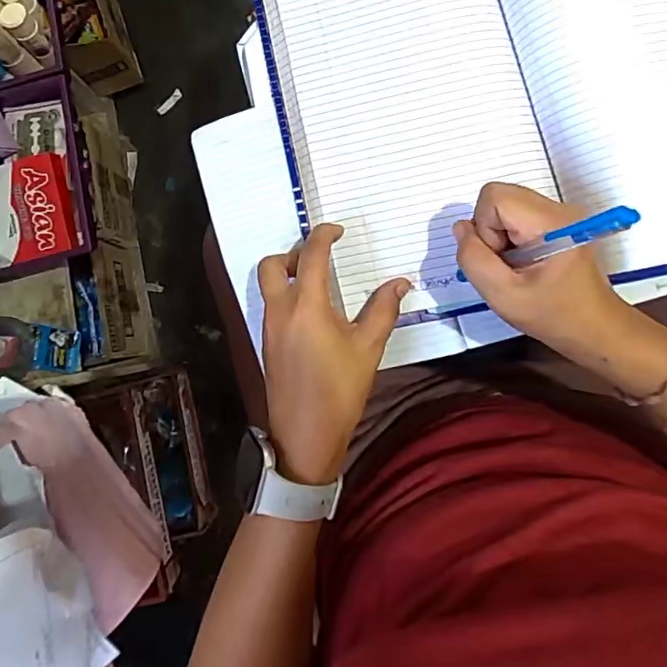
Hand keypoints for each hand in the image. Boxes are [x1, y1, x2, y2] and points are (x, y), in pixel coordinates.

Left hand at [258, 224, 408, 483]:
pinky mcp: (267, 344)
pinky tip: (313, 312)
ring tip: (320, 282)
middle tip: (320, 257)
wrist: (305, 435)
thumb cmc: (340, 391)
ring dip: (287, 273)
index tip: (337, 230)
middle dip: (293, 252)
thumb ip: (384, 309)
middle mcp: (280, 311)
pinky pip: (270, 305)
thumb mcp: (369, 348)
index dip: (322, 235)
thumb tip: (399, 282)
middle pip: (271, 264)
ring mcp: (269, 328)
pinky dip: (286, 294)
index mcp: (307, 306)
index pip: (310, 256)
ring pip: (267, 285)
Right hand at [452, 183, 666, 391]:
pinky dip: (511, 238)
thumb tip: (461, 228)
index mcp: (550, 222)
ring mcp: (560, 215)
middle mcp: (558, 209)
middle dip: (491, 231)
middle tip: (507, 265)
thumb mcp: (502, 295)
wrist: (595, 329)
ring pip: (507, 206)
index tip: (501, 260)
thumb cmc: (554, 316)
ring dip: (500, 236)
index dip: (484, 228)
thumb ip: (473, 258)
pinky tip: (525, 264)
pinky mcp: (559, 223)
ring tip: (517, 267)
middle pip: (500, 197)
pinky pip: (518, 216)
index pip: (494, 197)